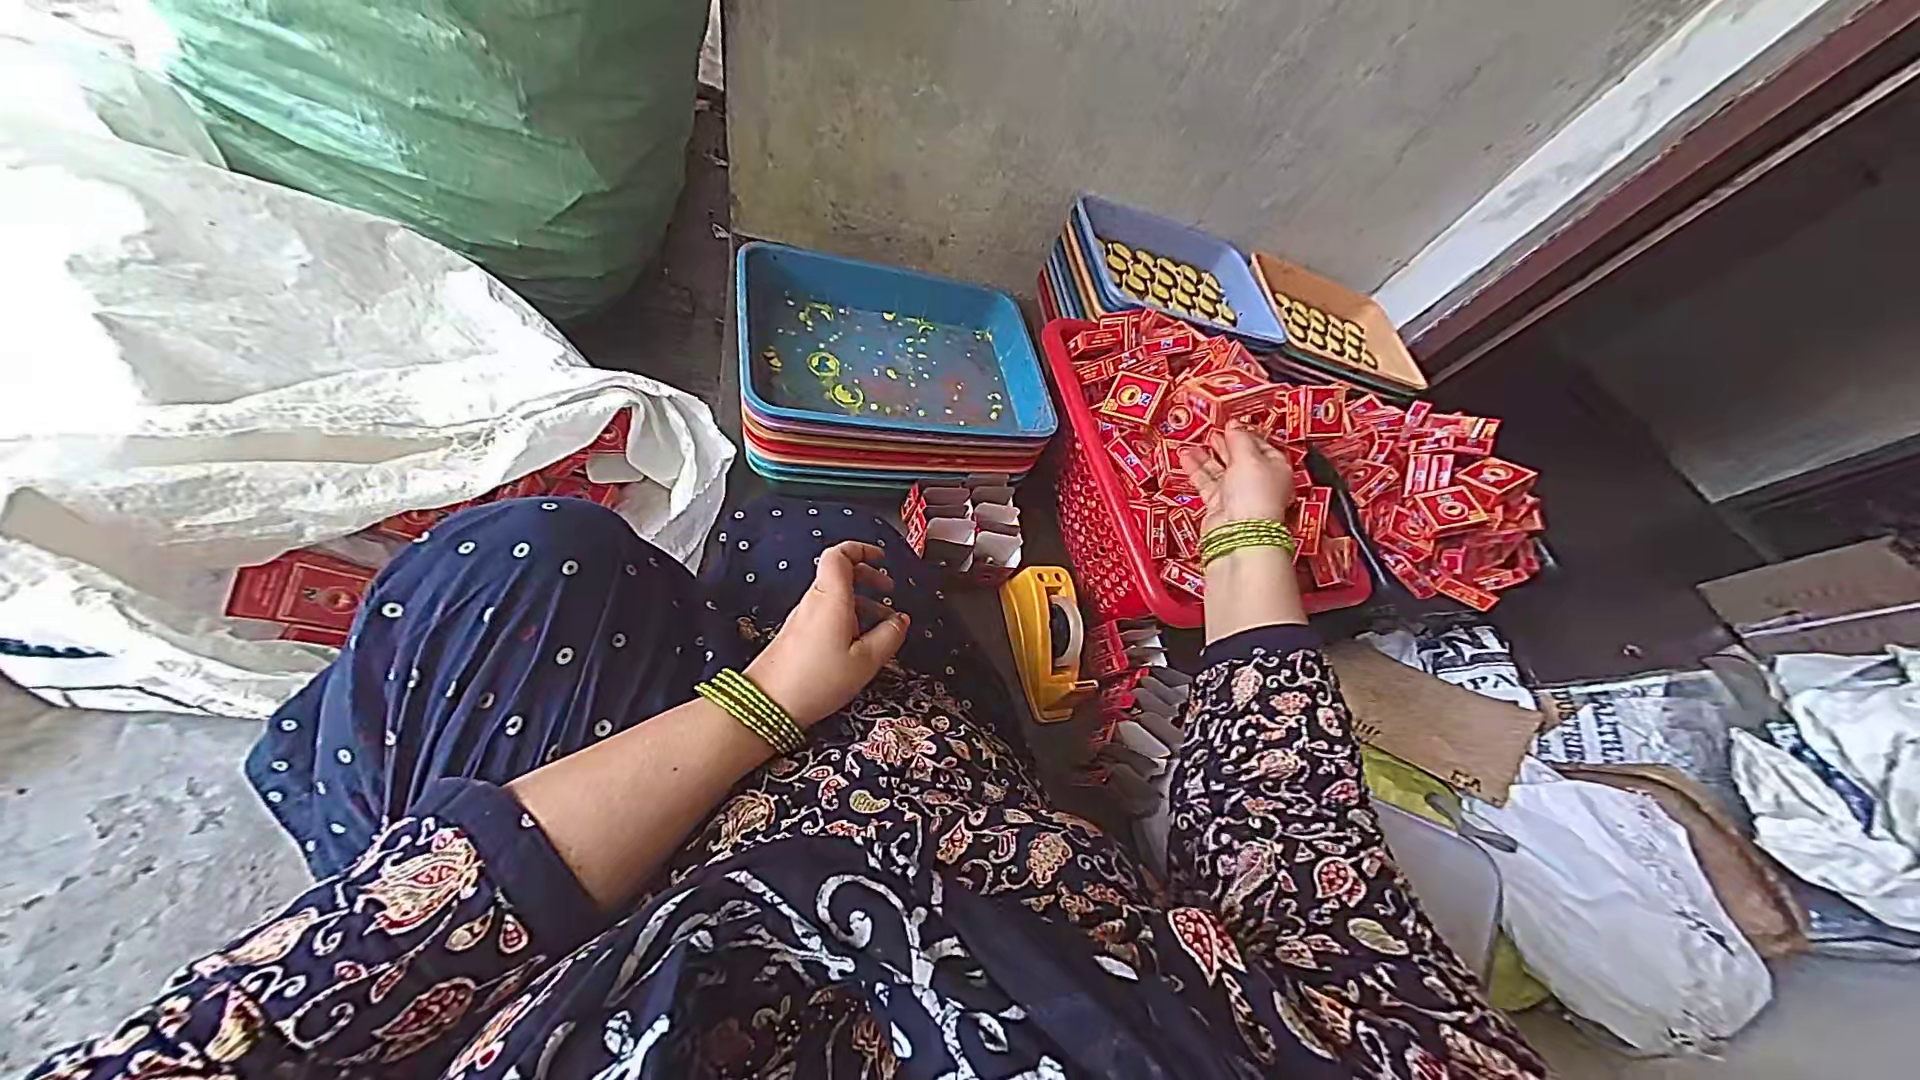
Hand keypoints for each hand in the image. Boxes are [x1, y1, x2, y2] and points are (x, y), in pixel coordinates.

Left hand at [745, 541, 909, 725]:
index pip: (840, 554)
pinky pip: (826, 612)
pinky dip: (847, 616)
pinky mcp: (798, 633)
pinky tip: (860, 639)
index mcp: (832, 598)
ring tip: (881, 620)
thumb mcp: (866, 661)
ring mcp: (804, 616)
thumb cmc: (816, 680)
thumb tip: (901, 621)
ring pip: (835, 594)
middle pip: (840, 571)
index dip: (862, 549)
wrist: (769, 702)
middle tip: (887, 588)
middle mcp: (815, 601)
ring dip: (860, 599)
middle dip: (867, 574)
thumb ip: (889, 636)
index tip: (881, 557)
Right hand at [1178, 422, 1296, 529]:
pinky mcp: (1219, 504)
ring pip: (1219, 470)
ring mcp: (1237, 494)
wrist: (1238, 530)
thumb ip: (1239, 439)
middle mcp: (1257, 482)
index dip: (1245, 434)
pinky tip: (1187, 459)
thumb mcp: (1248, 458)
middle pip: (1238, 458)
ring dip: (1205, 457)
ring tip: (1193, 445)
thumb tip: (1234, 426)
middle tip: (1212, 433)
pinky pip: (1205, 482)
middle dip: (1224, 445)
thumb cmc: (1255, 497)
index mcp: (1275, 468)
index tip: (1231, 424)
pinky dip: (1195, 470)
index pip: (1260, 445)